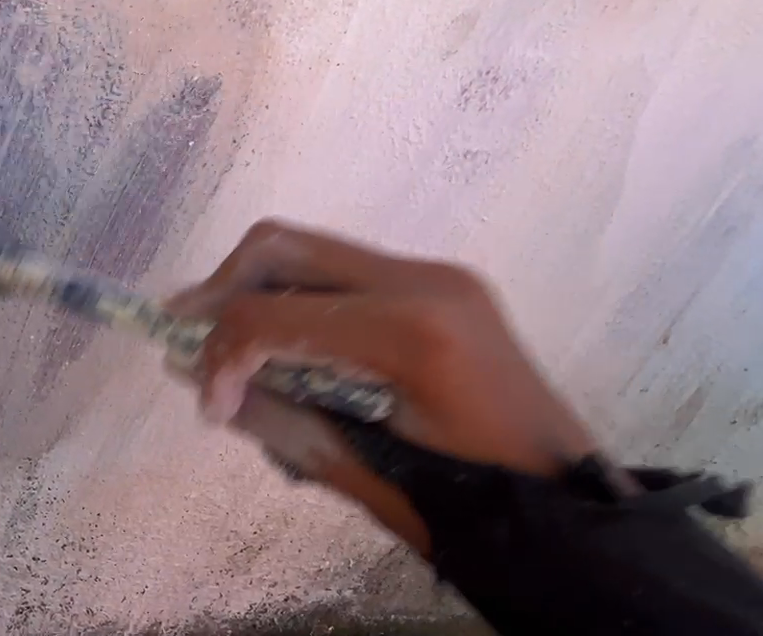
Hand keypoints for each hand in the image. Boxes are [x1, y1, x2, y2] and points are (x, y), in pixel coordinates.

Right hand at [166, 219, 599, 553]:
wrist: (575, 515)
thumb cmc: (472, 509)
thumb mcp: (357, 472)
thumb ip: (264, 413)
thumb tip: (187, 374)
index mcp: (412, 332)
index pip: (270, 314)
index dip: (219, 356)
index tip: (208, 404)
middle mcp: (422, 279)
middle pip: (279, 247)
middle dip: (220, 289)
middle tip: (186, 329)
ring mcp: (432, 273)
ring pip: (302, 248)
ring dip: (251, 287)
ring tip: (225, 335)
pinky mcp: (433, 282)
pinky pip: (334, 270)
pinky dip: (289, 295)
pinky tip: (278, 334)